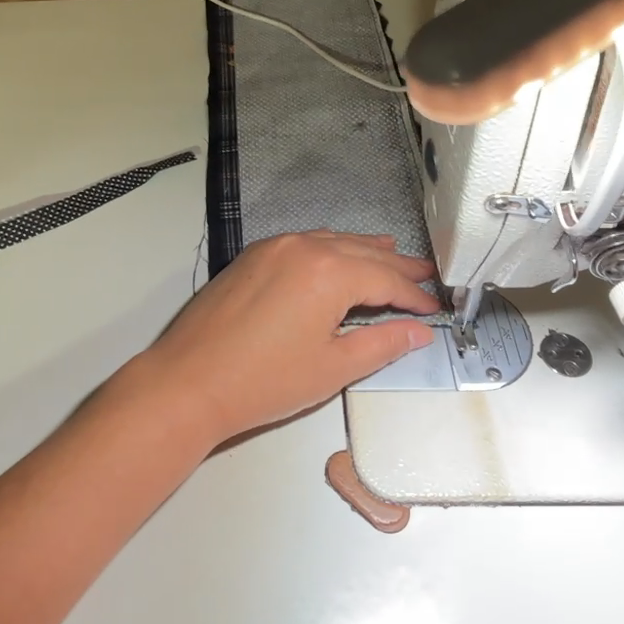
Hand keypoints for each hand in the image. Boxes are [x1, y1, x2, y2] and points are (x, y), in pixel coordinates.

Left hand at [123, 231, 439, 445]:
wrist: (188, 381)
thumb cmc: (264, 381)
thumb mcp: (333, 368)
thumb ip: (381, 344)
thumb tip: (418, 333)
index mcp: (328, 271)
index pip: (385, 279)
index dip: (413, 296)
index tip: (435, 309)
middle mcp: (302, 247)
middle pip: (361, 251)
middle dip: (395, 265)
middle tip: (426, 273)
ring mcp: (273, 247)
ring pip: (331, 242)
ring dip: (363, 251)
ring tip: (391, 254)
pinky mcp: (252, 257)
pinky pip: (304, 244)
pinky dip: (330, 250)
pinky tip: (339, 259)